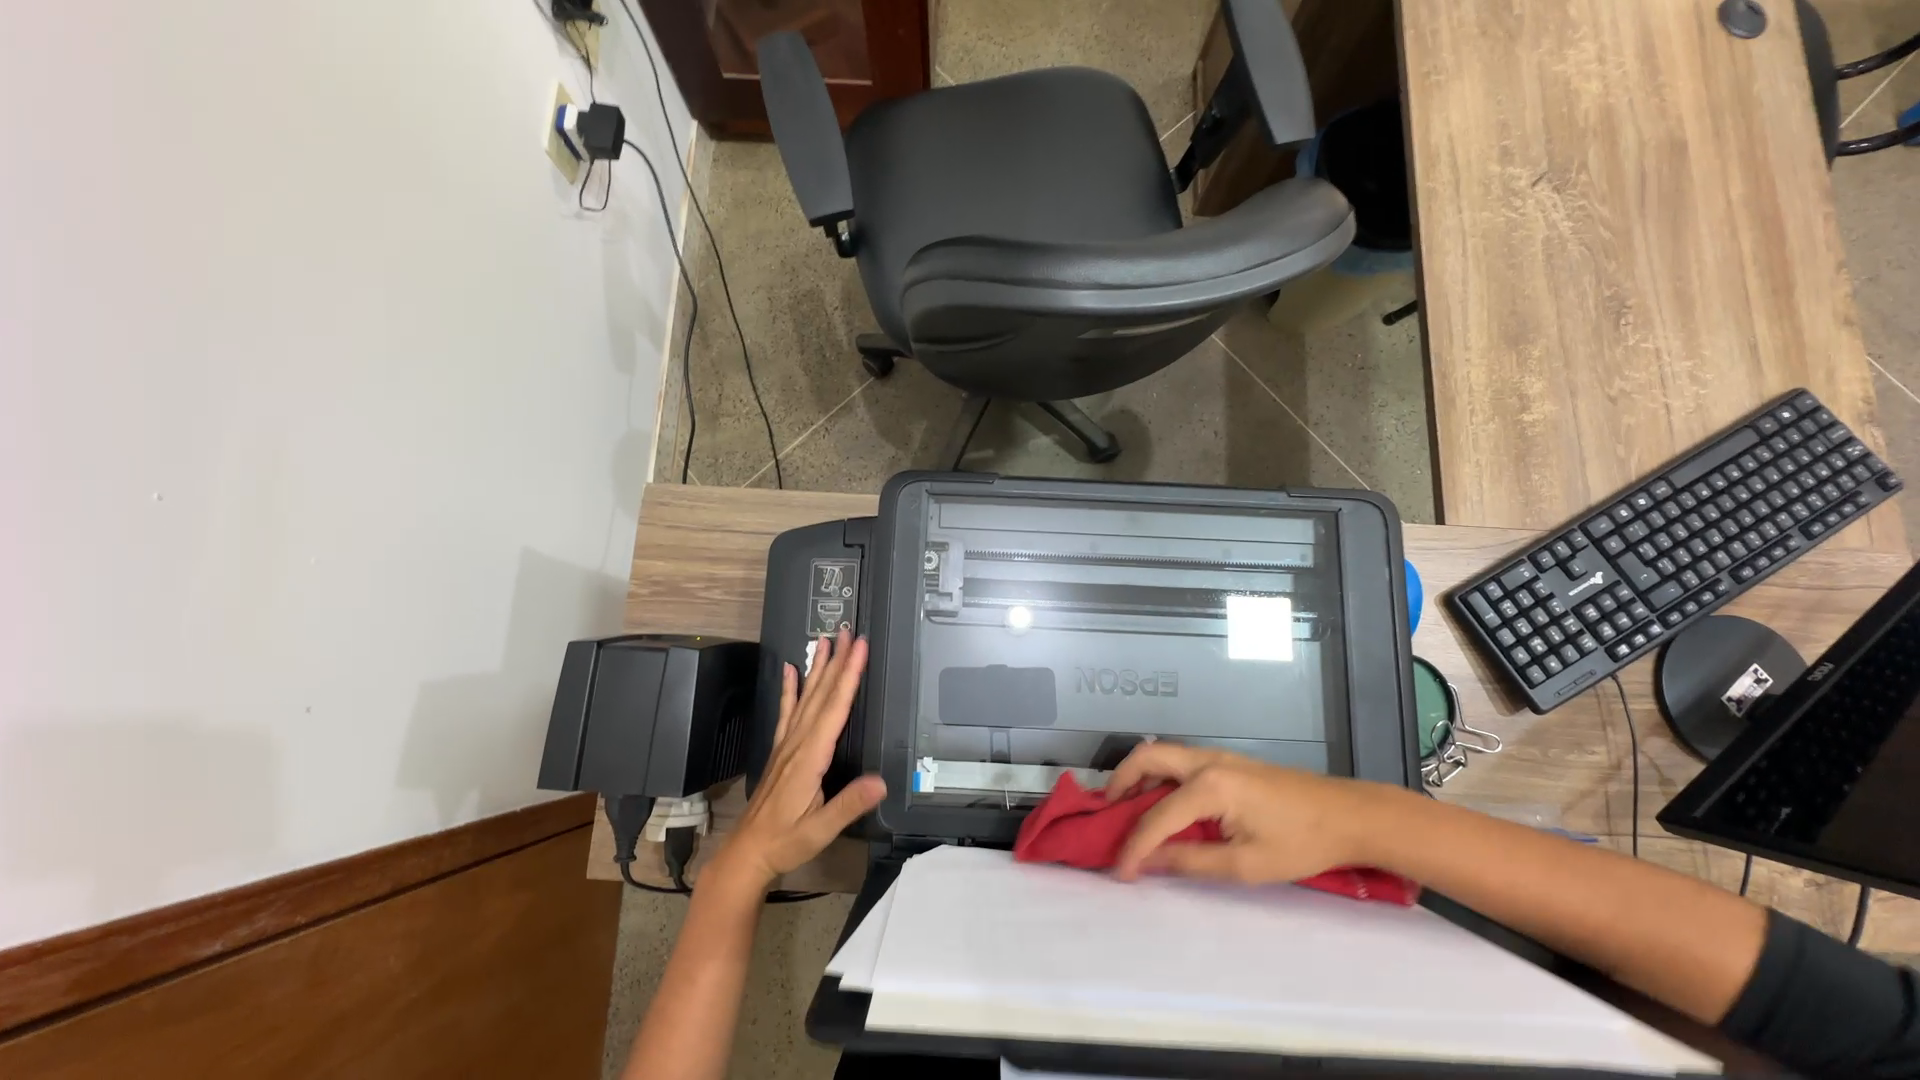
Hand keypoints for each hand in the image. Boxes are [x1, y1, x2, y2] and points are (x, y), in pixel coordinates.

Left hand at [706, 631, 885, 893]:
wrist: (747, 853)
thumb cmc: (786, 842)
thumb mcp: (821, 830)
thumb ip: (849, 805)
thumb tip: (881, 782)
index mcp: (810, 758)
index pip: (834, 709)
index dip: (849, 676)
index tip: (859, 648)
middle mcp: (797, 744)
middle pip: (821, 695)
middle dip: (837, 662)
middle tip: (848, 631)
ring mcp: (787, 745)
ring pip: (805, 698)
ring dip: (817, 668)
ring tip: (826, 640)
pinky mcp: (780, 751)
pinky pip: (786, 712)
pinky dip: (788, 689)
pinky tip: (789, 670)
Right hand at [1107, 743, 1386, 883]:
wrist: (1351, 816)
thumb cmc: (1301, 843)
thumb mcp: (1246, 865)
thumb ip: (1191, 861)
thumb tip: (1149, 863)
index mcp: (1210, 786)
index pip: (1157, 817)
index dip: (1134, 847)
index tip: (1119, 872)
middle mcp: (1207, 761)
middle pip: (1147, 757)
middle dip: (1120, 783)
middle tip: (1109, 816)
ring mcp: (1219, 757)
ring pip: (1162, 754)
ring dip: (1139, 777)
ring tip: (1130, 812)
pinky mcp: (1230, 763)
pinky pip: (1180, 762)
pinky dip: (1160, 777)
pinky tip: (1164, 805)